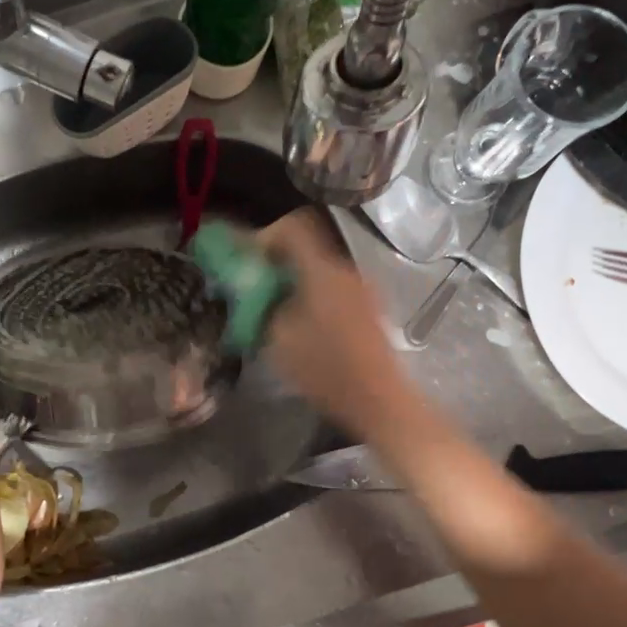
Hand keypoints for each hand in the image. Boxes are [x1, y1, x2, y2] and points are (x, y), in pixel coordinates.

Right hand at [259, 208, 415, 442]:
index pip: (294, 225)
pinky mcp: (367, 308)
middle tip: (253, 287)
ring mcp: (361, 289)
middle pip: (306, 247)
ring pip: (319, 269)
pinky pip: (332, 287)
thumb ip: (260, 306)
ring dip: (292, 281)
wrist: (379, 401)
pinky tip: (299, 326)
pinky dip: (310, 295)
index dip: (266, 235)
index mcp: (323, 270)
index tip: (247, 261)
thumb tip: (249, 290)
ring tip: (272, 311)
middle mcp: (346, 270)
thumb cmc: (326, 370)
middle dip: (276, 262)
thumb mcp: (278, 339)